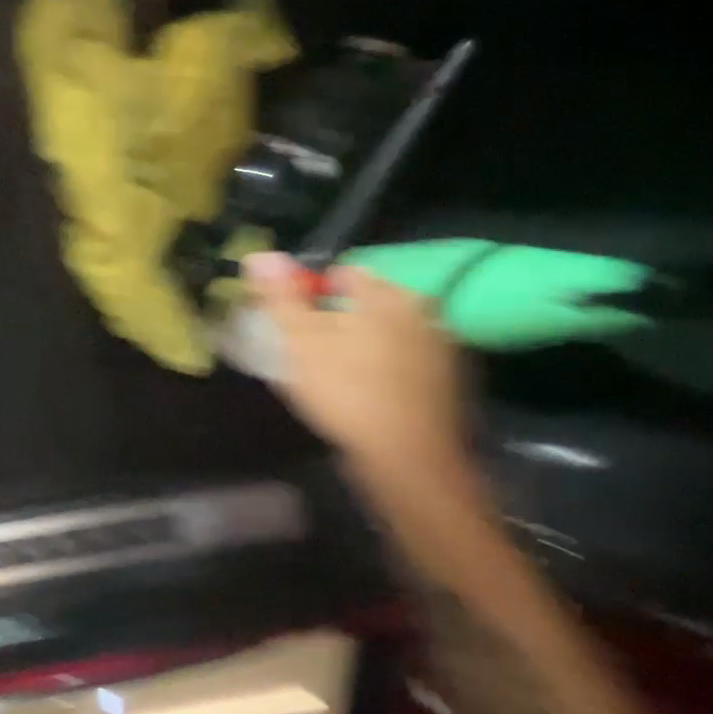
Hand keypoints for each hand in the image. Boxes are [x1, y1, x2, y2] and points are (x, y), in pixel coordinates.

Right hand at [242, 252, 466, 476]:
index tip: (294, 318)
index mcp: (386, 295)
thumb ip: (280, 295)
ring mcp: (443, 348)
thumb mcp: (298, 339)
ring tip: (336, 370)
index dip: (312, 291)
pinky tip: (368, 391)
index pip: (343, 273)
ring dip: (366, 341)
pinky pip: (409, 360)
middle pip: (370, 302)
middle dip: (341, 315)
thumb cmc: (346, 391)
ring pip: (391, 331)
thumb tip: (260, 254)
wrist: (410, 459)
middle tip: (311, 346)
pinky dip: (388, 367)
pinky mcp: (452, 382)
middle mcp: (423, 311)